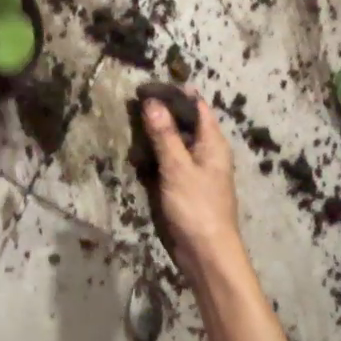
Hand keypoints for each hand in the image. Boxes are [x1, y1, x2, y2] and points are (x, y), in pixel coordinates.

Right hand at [141, 94, 243, 278]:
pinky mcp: (180, 188)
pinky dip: (151, 159)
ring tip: (128, 127)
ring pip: (171, 145)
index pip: (197, 107)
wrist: (205, 253)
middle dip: (159, 115)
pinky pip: (165, 165)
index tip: (148, 86)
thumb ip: (164, 134)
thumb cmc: (197, 207)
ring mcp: (192, 172)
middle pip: (182, 125)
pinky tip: (135, 157)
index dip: (175, 94)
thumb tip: (152, 102)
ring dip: (152, 138)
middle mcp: (205, 153)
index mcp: (212, 143)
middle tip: (131, 105)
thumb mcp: (178, 167)